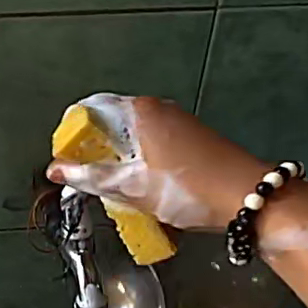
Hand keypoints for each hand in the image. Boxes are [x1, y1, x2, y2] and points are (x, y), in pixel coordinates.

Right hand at [46, 94, 271, 229]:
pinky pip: (149, 144)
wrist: (250, 198)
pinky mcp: (188, 138)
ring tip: (114, 189)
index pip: (88, 109)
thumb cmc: (190, 188)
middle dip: (92, 152)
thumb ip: (89, 177)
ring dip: (115, 161)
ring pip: (129, 137)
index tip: (65, 161)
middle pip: (108, 123)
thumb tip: (56, 170)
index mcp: (139, 111)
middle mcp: (156, 109)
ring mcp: (175, 122)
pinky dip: (137, 162)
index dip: (70, 135)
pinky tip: (141, 188)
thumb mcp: (131, 187)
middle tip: (87, 180)